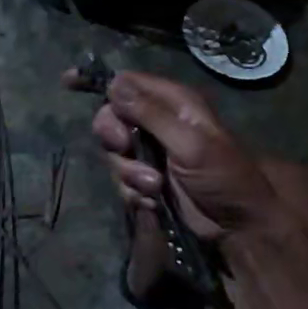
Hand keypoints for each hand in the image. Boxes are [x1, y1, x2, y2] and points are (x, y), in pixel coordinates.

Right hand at [68, 69, 307, 243]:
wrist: (240, 226)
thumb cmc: (226, 177)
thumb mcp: (192, 143)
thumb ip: (151, 114)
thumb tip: (115, 84)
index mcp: (173, 104)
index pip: (127, 82)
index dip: (99, 82)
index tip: (68, 83)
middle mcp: (158, 124)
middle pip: (111, 118)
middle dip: (114, 137)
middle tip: (126, 148)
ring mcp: (150, 154)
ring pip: (113, 154)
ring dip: (130, 173)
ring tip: (155, 187)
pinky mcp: (146, 181)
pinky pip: (122, 181)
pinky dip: (135, 193)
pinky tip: (155, 202)